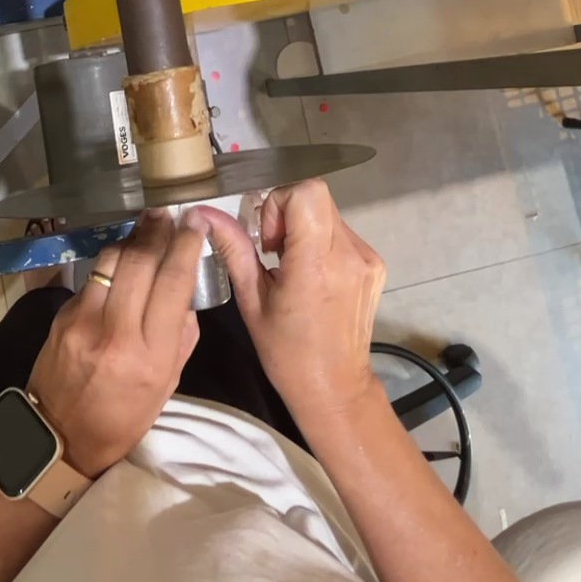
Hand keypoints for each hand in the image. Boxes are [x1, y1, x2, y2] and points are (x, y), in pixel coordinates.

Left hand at [26, 209, 203, 476]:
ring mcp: (84, 320)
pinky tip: (121, 257)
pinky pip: (92, 276)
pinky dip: (111, 262)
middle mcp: (117, 332)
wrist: (59, 437)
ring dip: (133, 238)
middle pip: (141, 261)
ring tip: (147, 225)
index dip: (186, 245)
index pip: (173, 283)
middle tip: (168, 212)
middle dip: (157, 230)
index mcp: (150, 354)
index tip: (195, 221)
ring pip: (112, 260)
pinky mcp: (62, 315)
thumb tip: (185, 292)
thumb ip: (180, 336)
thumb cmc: (123, 416)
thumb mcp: (167, 384)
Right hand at [197, 180, 384, 424]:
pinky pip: (341, 231)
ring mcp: (367, 258)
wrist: (335, 388)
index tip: (269, 239)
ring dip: (304, 226)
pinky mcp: (375, 264)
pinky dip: (321, 241)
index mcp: (315, 264)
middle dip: (287, 212)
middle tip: (275, 249)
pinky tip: (312, 274)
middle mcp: (348, 254)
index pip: (306, 193)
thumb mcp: (250, 300)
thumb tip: (204, 213)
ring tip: (292, 265)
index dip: (279, 204)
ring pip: (329, 211)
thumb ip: (233, 248)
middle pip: (317, 195)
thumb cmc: (286, 351)